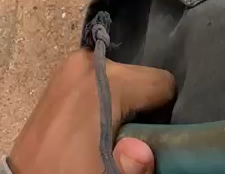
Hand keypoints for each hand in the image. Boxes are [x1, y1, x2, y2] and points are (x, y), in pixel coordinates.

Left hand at [8, 49, 174, 173]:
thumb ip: (136, 165)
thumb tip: (145, 150)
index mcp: (105, 79)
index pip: (161, 83)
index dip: (163, 113)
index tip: (150, 138)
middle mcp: (89, 61)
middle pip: (138, 78)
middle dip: (140, 107)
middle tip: (126, 141)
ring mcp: (72, 64)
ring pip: (118, 78)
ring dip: (121, 104)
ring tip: (108, 136)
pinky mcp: (61, 74)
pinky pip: (98, 80)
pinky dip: (103, 99)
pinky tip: (94, 126)